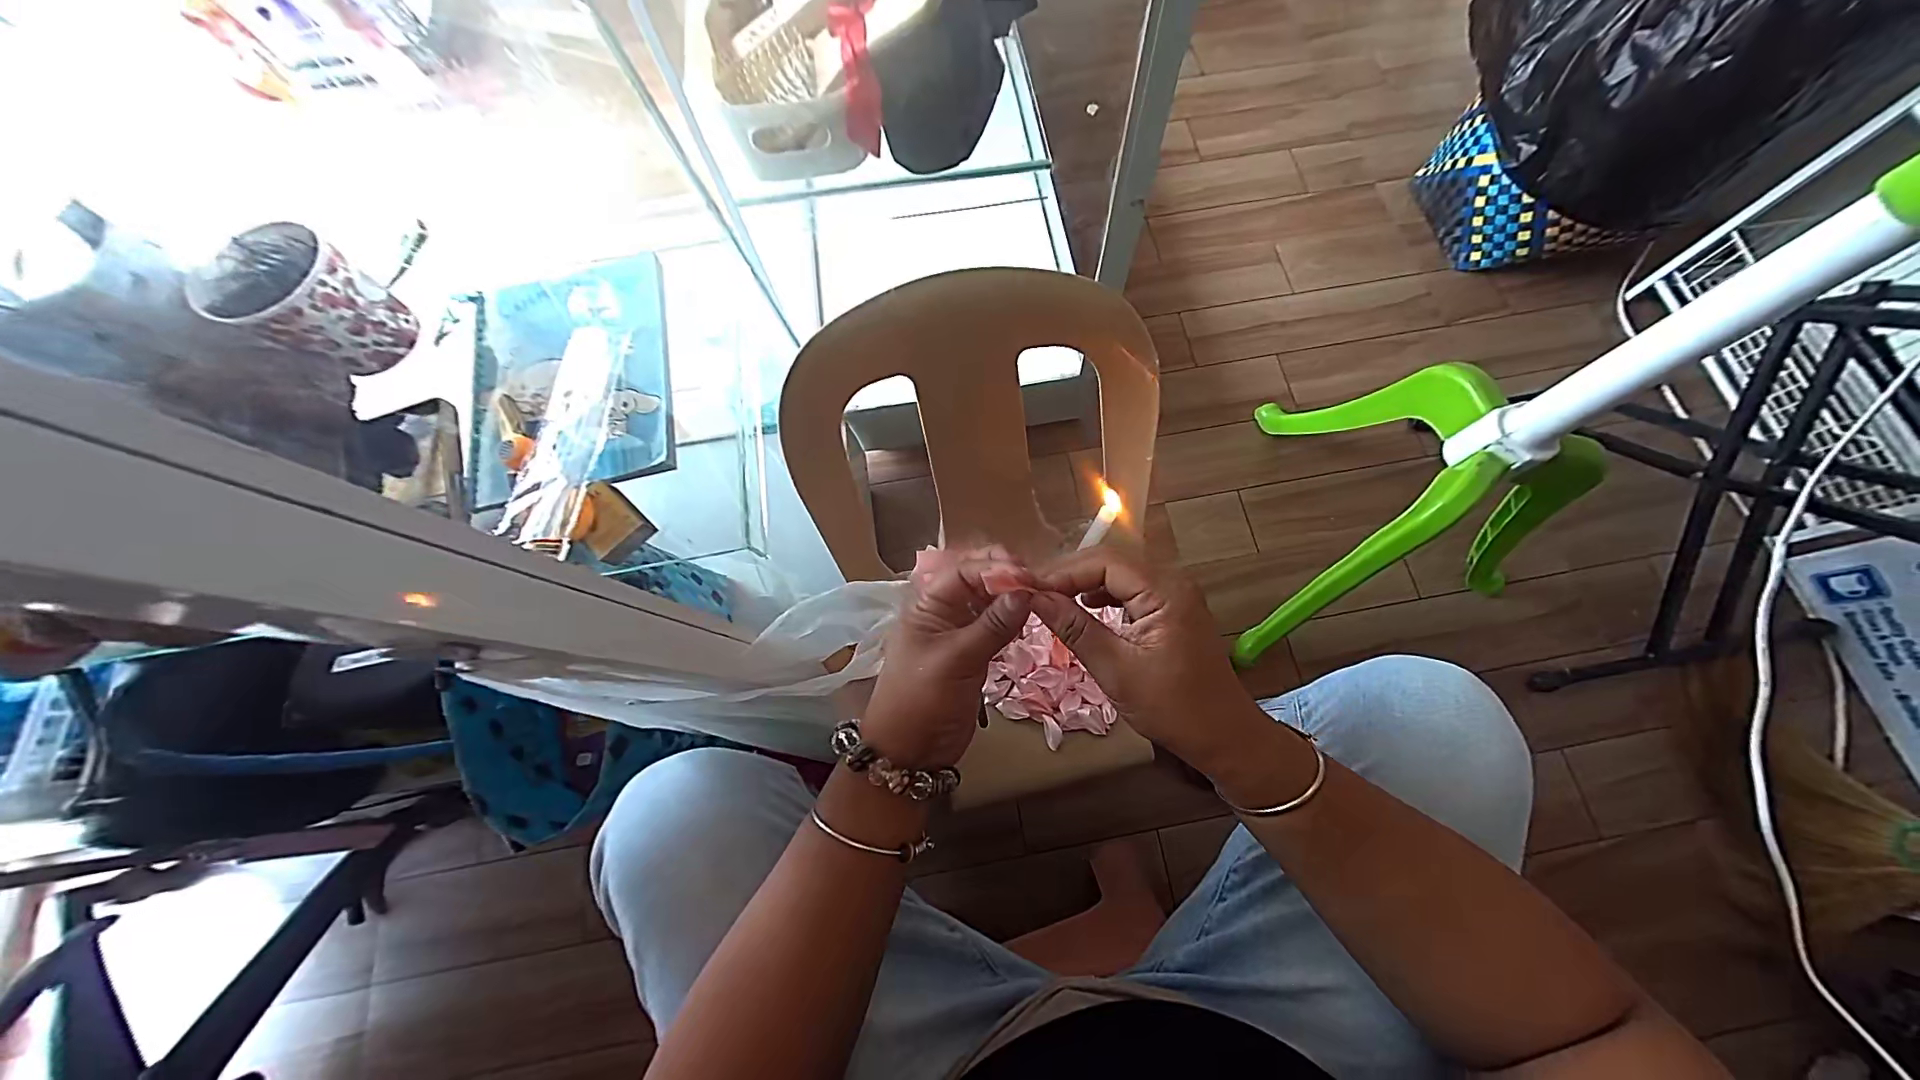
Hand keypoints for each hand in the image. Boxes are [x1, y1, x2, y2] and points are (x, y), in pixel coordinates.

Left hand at [859, 548, 1034, 767]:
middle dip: (1005, 574)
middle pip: (976, 578)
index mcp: (927, 605)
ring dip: (1012, 596)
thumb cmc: (922, 700)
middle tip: (1037, 583)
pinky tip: (1030, 619)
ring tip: (1040, 598)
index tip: (1028, 576)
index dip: (996, 568)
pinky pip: (995, 624)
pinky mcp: (973, 651)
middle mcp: (942, 611)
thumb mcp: (957, 660)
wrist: (910, 750)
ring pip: (988, 600)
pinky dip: (1012, 618)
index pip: (963, 571)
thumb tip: (1025, 593)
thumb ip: (992, 626)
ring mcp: (958, 631)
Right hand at [1029, 546, 1274, 776]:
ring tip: (1049, 600)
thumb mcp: (1116, 669)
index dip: (1062, 572)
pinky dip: (1101, 595)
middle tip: (1032, 593)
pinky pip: (1129, 590)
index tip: (1027, 589)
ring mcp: (1174, 594)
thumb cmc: (1173, 708)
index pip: (1103, 562)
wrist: (1224, 737)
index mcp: (1165, 590)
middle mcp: (1172, 581)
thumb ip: (1075, 628)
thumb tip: (1035, 598)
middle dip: (1068, 575)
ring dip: (1082, 584)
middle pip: (1110, 562)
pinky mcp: (1171, 609)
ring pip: (1118, 574)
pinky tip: (1082, 608)